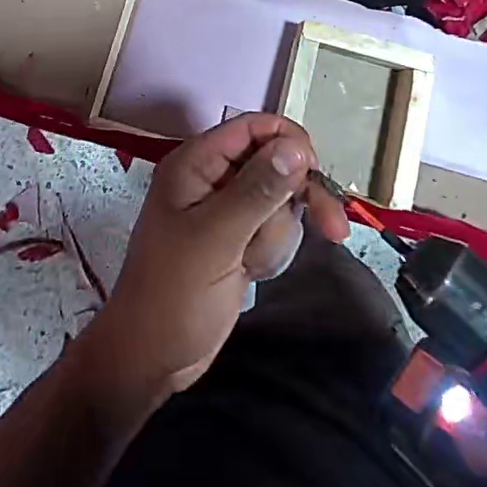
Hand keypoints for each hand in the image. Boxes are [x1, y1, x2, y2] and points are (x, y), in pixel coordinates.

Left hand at [80, 115, 350, 396]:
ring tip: (252, 262)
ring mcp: (228, 208)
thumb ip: (257, 190)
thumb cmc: (172, 296)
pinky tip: (253, 271)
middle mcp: (214, 177)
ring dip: (279, 232)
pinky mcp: (240, 235)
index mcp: (196, 164)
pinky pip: (277, 225)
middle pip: (278, 161)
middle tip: (332, 227)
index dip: (290, 142)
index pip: (255, 127)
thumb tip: (298, 147)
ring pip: (282, 197)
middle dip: (296, 197)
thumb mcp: (216, 239)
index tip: (314, 174)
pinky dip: (274, 247)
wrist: (153, 359)